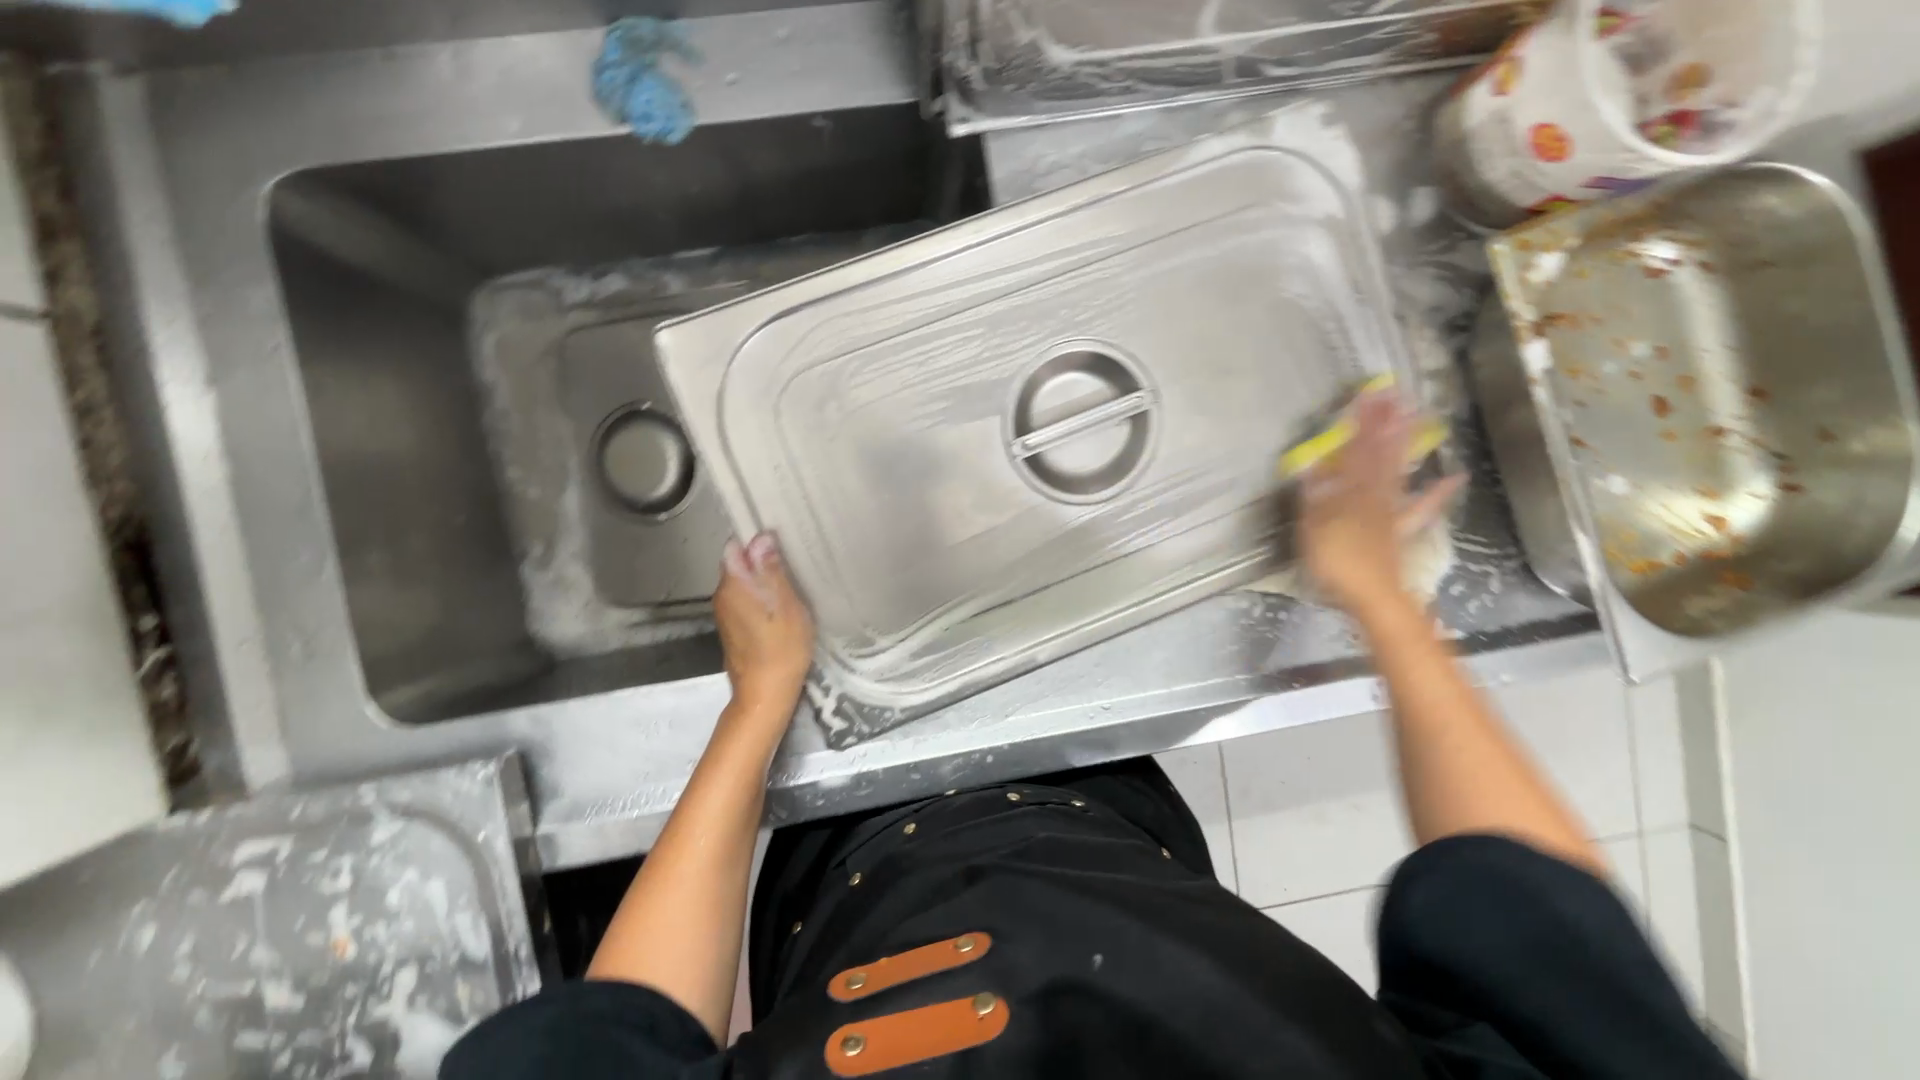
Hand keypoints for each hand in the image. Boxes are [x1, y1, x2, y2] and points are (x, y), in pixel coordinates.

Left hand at [714, 532, 814, 713]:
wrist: (765, 694)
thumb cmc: (782, 649)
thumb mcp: (786, 606)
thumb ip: (771, 571)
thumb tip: (761, 538)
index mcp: (733, 585)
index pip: (735, 546)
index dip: (756, 540)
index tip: (780, 539)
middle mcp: (722, 595)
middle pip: (738, 564)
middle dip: (761, 559)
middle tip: (792, 560)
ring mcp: (725, 614)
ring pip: (743, 584)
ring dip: (762, 580)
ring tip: (790, 582)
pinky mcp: (733, 629)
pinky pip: (745, 600)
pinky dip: (760, 598)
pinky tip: (780, 606)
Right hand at [1299, 388, 1464, 617]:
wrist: (1373, 596)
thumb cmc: (1336, 562)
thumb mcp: (1313, 527)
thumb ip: (1316, 496)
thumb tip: (1313, 465)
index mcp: (1350, 491)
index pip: (1353, 449)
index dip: (1359, 423)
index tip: (1367, 394)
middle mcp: (1373, 492)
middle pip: (1379, 452)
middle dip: (1384, 423)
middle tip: (1394, 394)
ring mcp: (1391, 509)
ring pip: (1398, 468)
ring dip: (1404, 442)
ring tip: (1413, 416)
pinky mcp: (1400, 527)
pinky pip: (1422, 506)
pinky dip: (1438, 490)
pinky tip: (1455, 476)